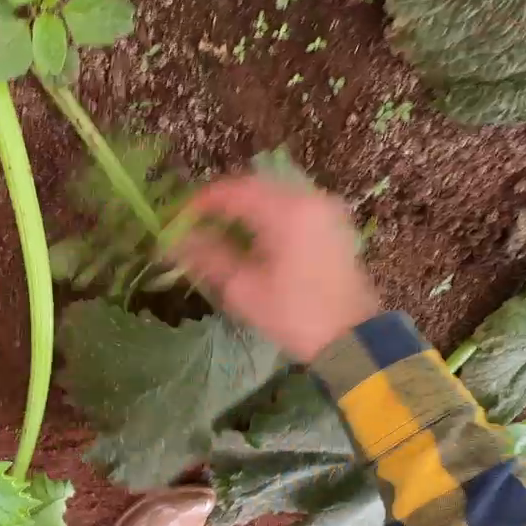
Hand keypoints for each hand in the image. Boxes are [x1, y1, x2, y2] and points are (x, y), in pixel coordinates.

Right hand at [170, 176, 381, 361]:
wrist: (351, 337)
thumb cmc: (293, 314)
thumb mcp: (243, 288)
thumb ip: (207, 257)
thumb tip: (175, 241)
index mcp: (286, 212)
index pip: (233, 191)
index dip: (201, 202)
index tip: (178, 219)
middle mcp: (309, 199)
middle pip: (254, 187)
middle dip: (222, 204)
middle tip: (196, 224)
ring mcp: (325, 210)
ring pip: (274, 196)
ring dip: (244, 209)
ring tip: (220, 232)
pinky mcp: (333, 225)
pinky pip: (292, 207)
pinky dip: (267, 216)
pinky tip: (252, 238)